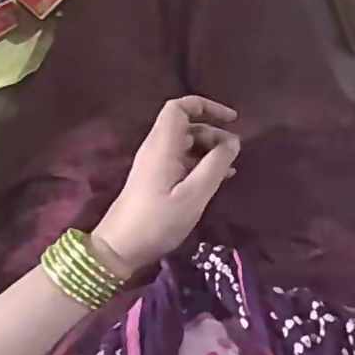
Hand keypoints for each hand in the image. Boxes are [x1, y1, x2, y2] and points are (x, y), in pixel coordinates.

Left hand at [92, 96, 240, 272]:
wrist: (119, 248)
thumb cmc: (157, 221)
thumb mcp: (193, 195)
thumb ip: (216, 165)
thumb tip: (233, 141)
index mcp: (162, 145)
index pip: (179, 107)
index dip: (206, 106)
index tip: (231, 119)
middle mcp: (157, 148)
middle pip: (186, 125)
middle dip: (214, 132)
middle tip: (235, 151)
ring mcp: (155, 164)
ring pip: (186, 143)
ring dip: (209, 149)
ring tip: (231, 166)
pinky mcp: (155, 179)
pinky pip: (182, 160)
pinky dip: (201, 163)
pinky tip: (219, 178)